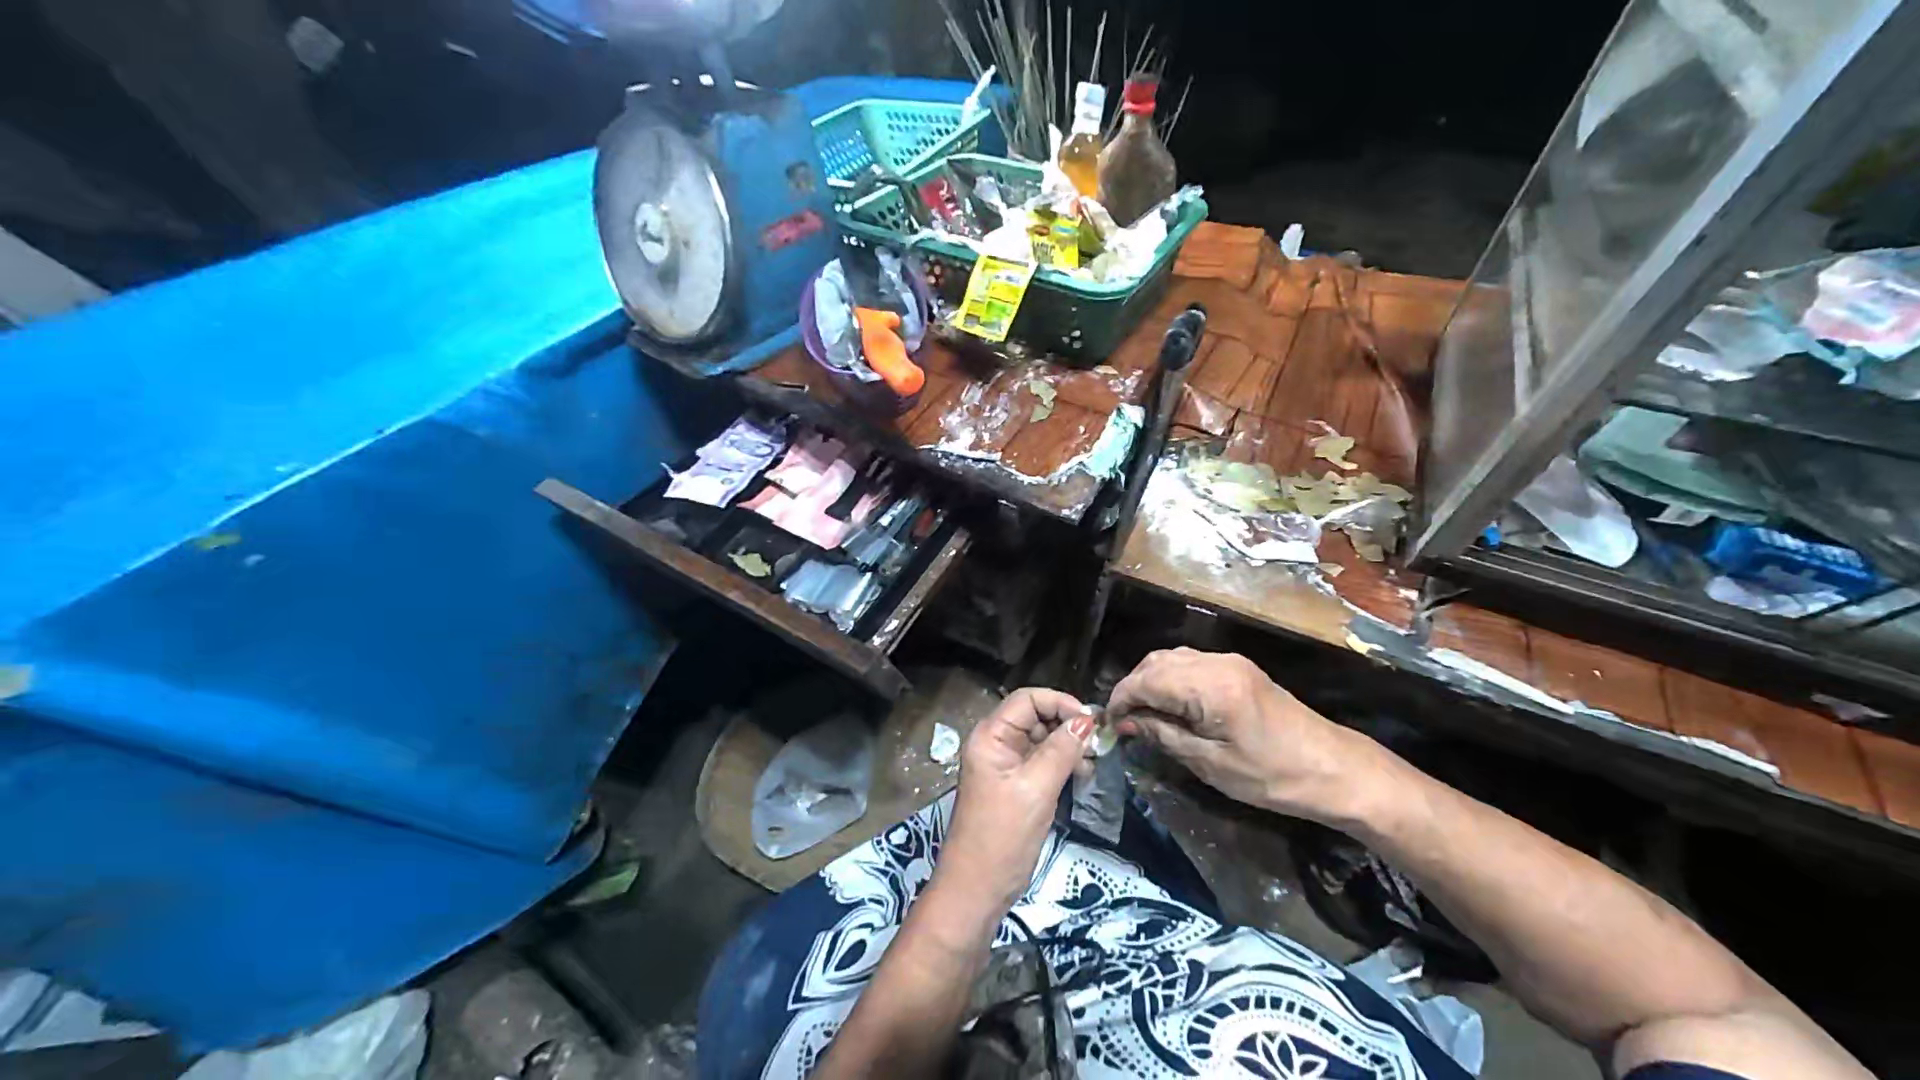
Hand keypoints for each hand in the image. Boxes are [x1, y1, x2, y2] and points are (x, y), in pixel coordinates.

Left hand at [936, 688, 1094, 913]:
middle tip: (1096, 746)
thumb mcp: (1036, 789)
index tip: (1091, 723)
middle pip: (1034, 716)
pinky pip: (1040, 761)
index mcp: (990, 736)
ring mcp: (1003, 765)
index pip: (1027, 699)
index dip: (1060, 703)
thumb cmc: (1002, 837)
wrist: (976, 890)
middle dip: (1066, 725)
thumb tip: (1087, 721)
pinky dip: (1060, 763)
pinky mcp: (1013, 785)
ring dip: (1066, 746)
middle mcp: (994, 744)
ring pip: (1040, 739)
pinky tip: (1080, 774)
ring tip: (1090, 763)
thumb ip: (1061, 750)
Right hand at [1109, 648, 1386, 824]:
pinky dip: (1170, 680)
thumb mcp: (1210, 763)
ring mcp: (1229, 662)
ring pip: (1172, 659)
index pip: (1147, 679)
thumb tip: (1125, 723)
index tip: (1107, 725)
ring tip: (1140, 716)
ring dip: (1150, 682)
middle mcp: (1217, 662)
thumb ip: (1162, 734)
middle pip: (1156, 662)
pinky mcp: (1238, 669)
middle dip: (1132, 688)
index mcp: (1210, 685)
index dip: (1121, 699)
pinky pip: (1190, 664)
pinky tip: (1167, 705)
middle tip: (1121, 722)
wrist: (1335, 770)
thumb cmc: (1272, 776)